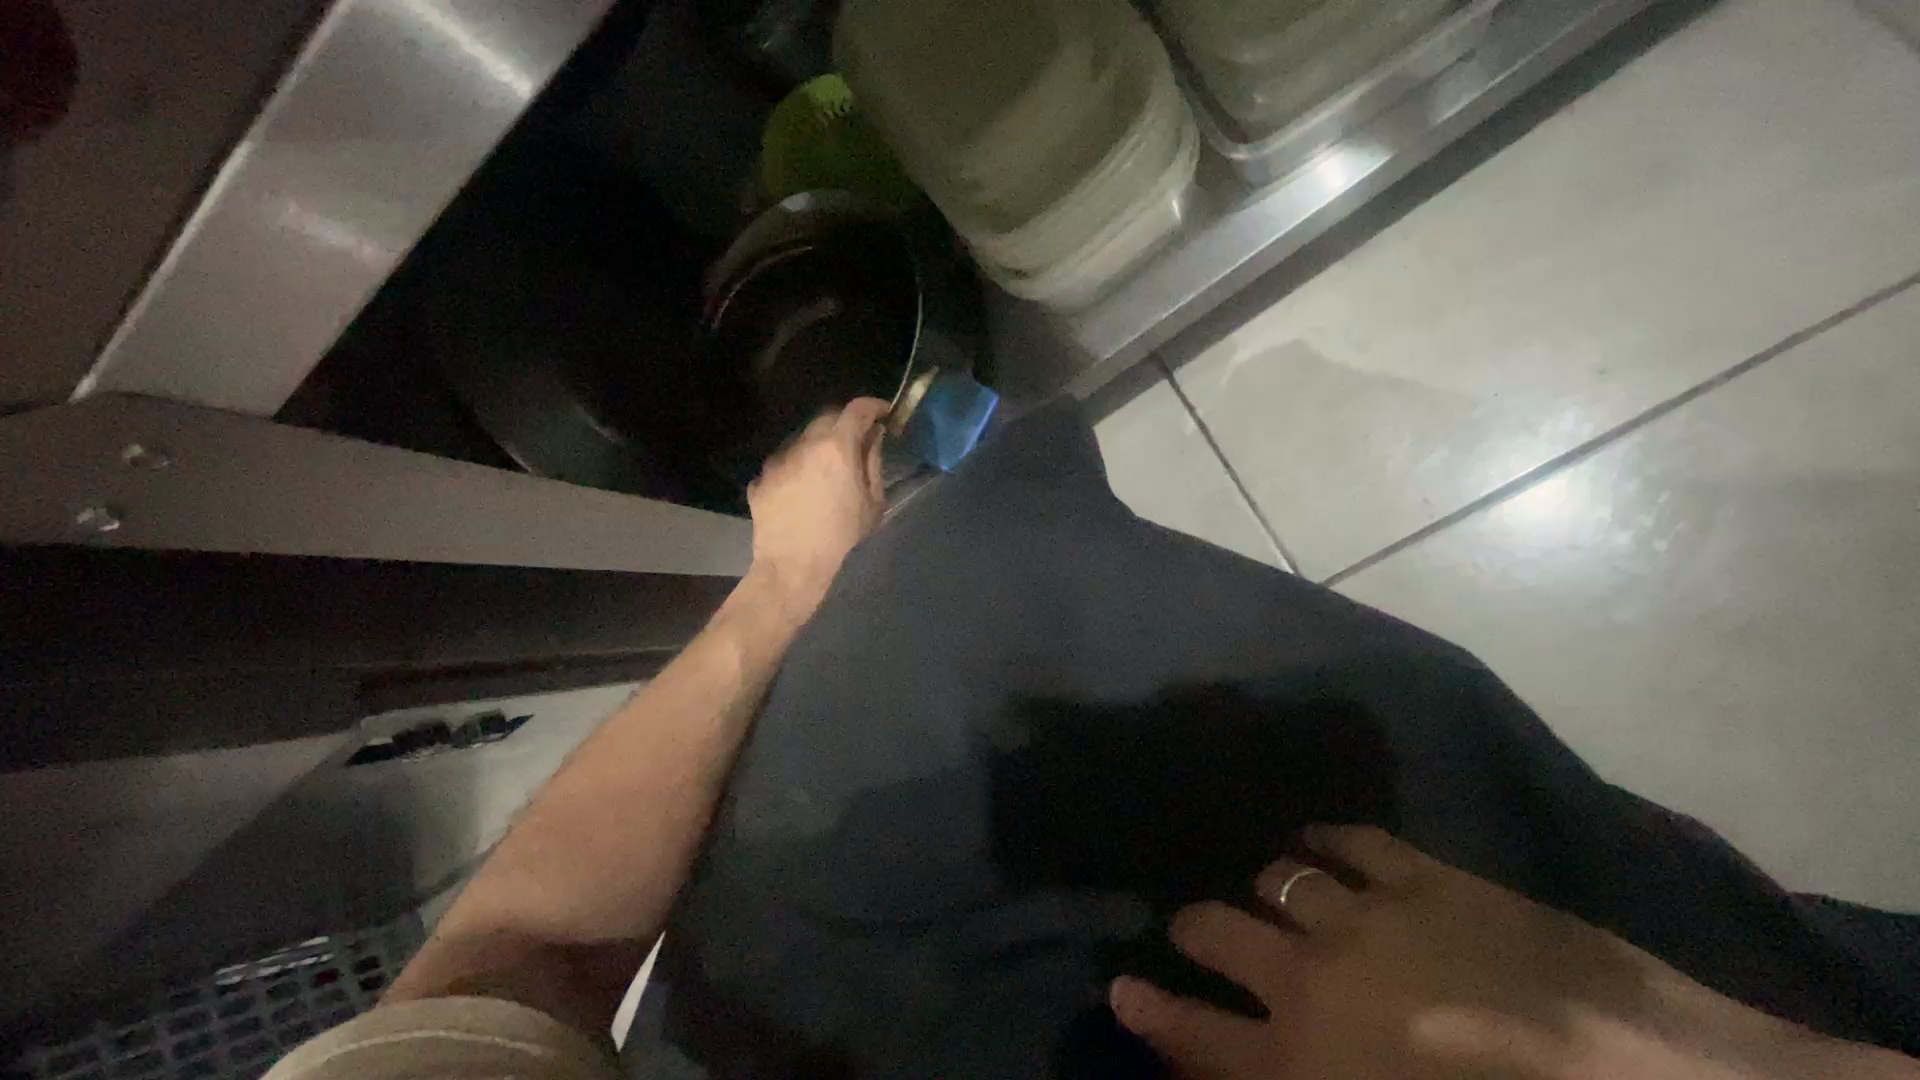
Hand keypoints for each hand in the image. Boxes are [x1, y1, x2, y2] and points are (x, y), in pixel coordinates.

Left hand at [743, 398, 889, 624]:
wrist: (793, 567)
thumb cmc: (842, 538)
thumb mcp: (872, 502)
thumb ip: (873, 462)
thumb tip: (874, 436)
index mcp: (837, 447)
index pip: (857, 409)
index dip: (874, 406)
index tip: (884, 413)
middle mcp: (804, 444)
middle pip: (827, 417)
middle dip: (845, 423)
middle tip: (858, 440)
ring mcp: (778, 460)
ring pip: (803, 439)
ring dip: (819, 445)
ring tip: (828, 468)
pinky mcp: (761, 478)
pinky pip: (785, 463)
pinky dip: (798, 466)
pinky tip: (804, 489)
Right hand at [1111, 825, 1911, 1079]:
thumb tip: (1270, 1063)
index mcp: (1310, 1063)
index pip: (1201, 1034)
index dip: (1154, 1010)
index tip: (1120, 983)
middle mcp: (1316, 979)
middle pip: (1221, 934)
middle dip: (1194, 930)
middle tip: (1187, 925)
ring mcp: (1368, 918)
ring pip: (1276, 880)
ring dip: (1259, 886)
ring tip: (1259, 886)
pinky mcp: (1426, 878)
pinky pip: (1347, 841)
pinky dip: (1320, 840)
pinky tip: (1312, 839)